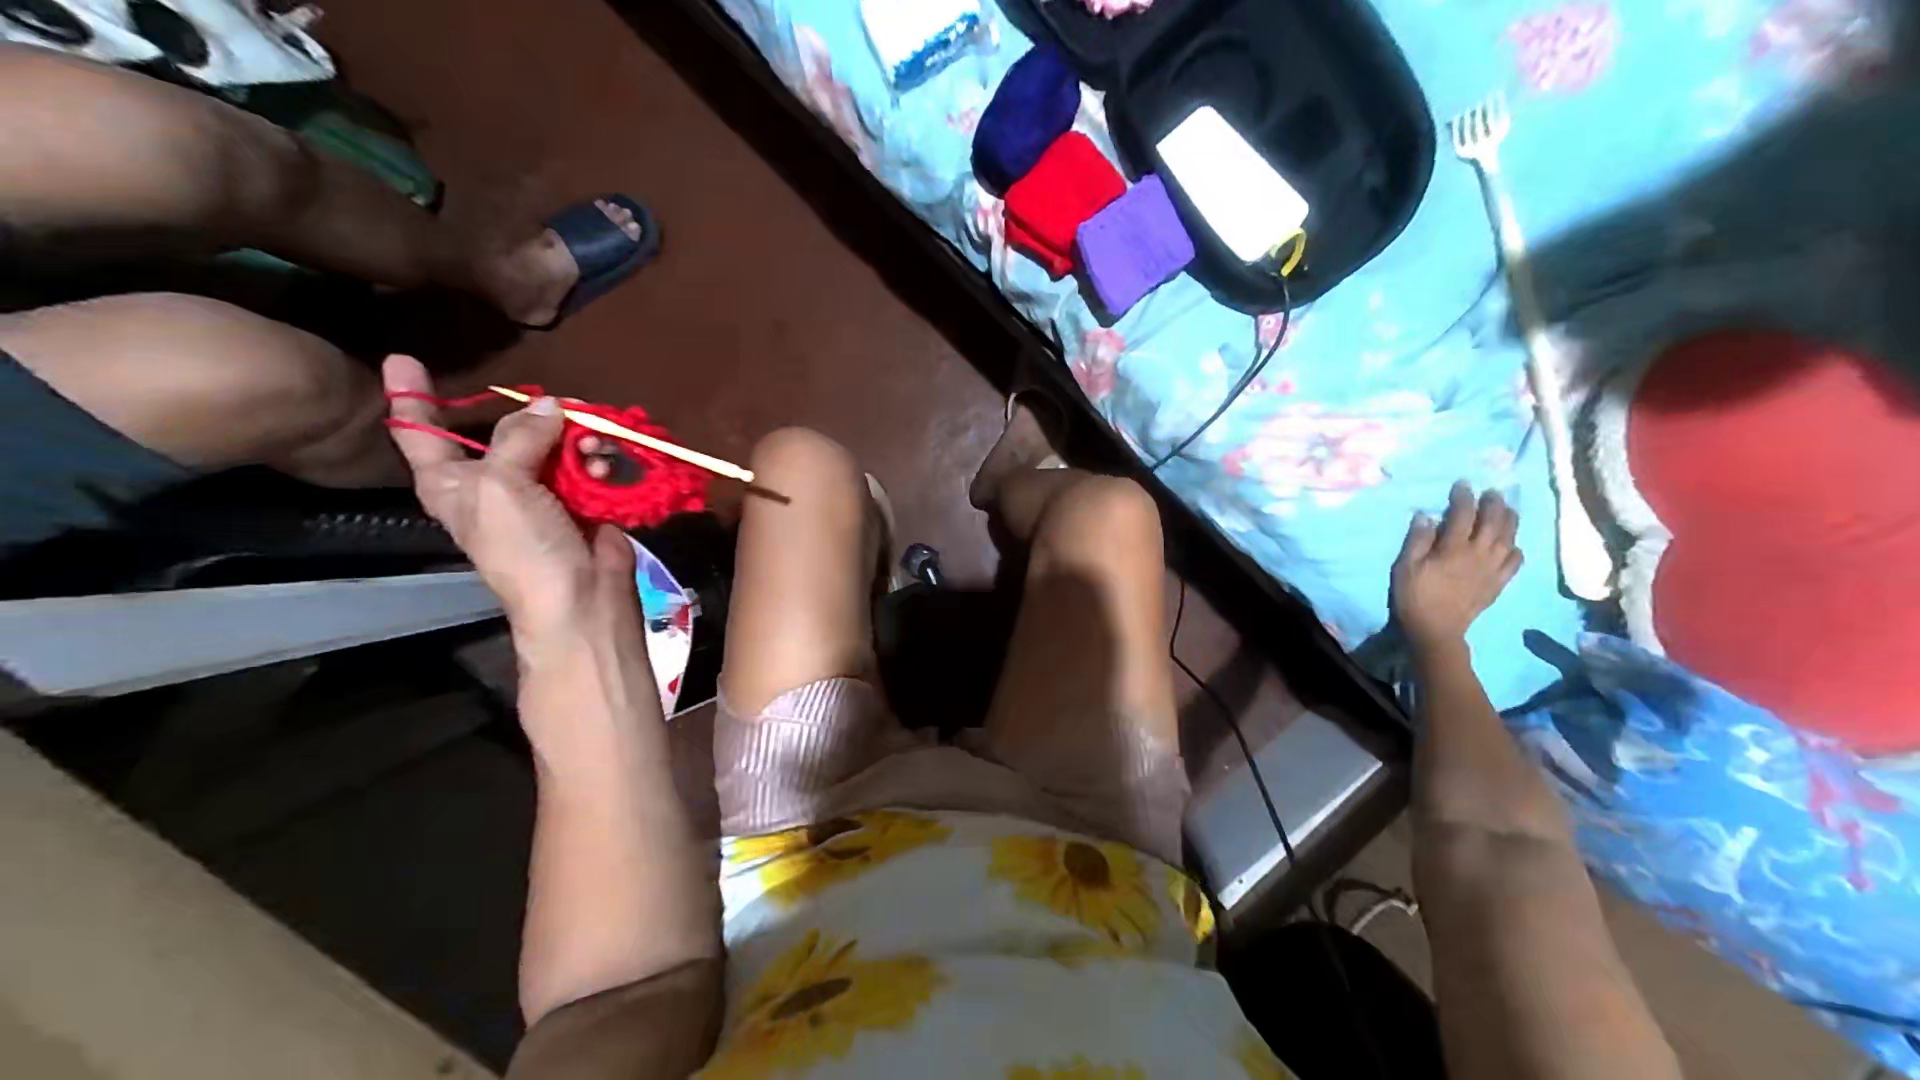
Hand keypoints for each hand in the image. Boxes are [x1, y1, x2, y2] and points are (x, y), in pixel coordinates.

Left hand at [383, 355, 634, 642]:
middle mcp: (495, 482)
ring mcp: (542, 490)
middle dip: (533, 414)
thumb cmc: (523, 546)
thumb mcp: (501, 485)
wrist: (581, 596)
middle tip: (560, 405)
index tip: (402, 358)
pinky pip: (588, 462)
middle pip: (505, 429)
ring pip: (555, 441)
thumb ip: (518, 436)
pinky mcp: (583, 498)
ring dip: (578, 437)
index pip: (419, 432)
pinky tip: (607, 462)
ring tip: (595, 445)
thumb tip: (550, 405)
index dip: (410, 395)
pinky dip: (600, 458)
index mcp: (453, 483)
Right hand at [1392, 481, 1522, 653]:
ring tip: (1508, 509)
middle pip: (1493, 522)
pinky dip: (1516, 548)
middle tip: (1492, 492)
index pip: (1462, 514)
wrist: (1436, 629)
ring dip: (1509, 520)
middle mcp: (1479, 553)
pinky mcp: (1499, 582)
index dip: (1464, 497)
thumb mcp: (1405, 566)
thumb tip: (1426, 515)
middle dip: (1493, 504)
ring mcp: (1493, 568)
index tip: (1463, 484)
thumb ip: (1417, 540)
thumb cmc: (1414, 596)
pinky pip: (1515, 560)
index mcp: (1454, 548)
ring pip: (1509, 537)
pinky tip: (1512, 544)